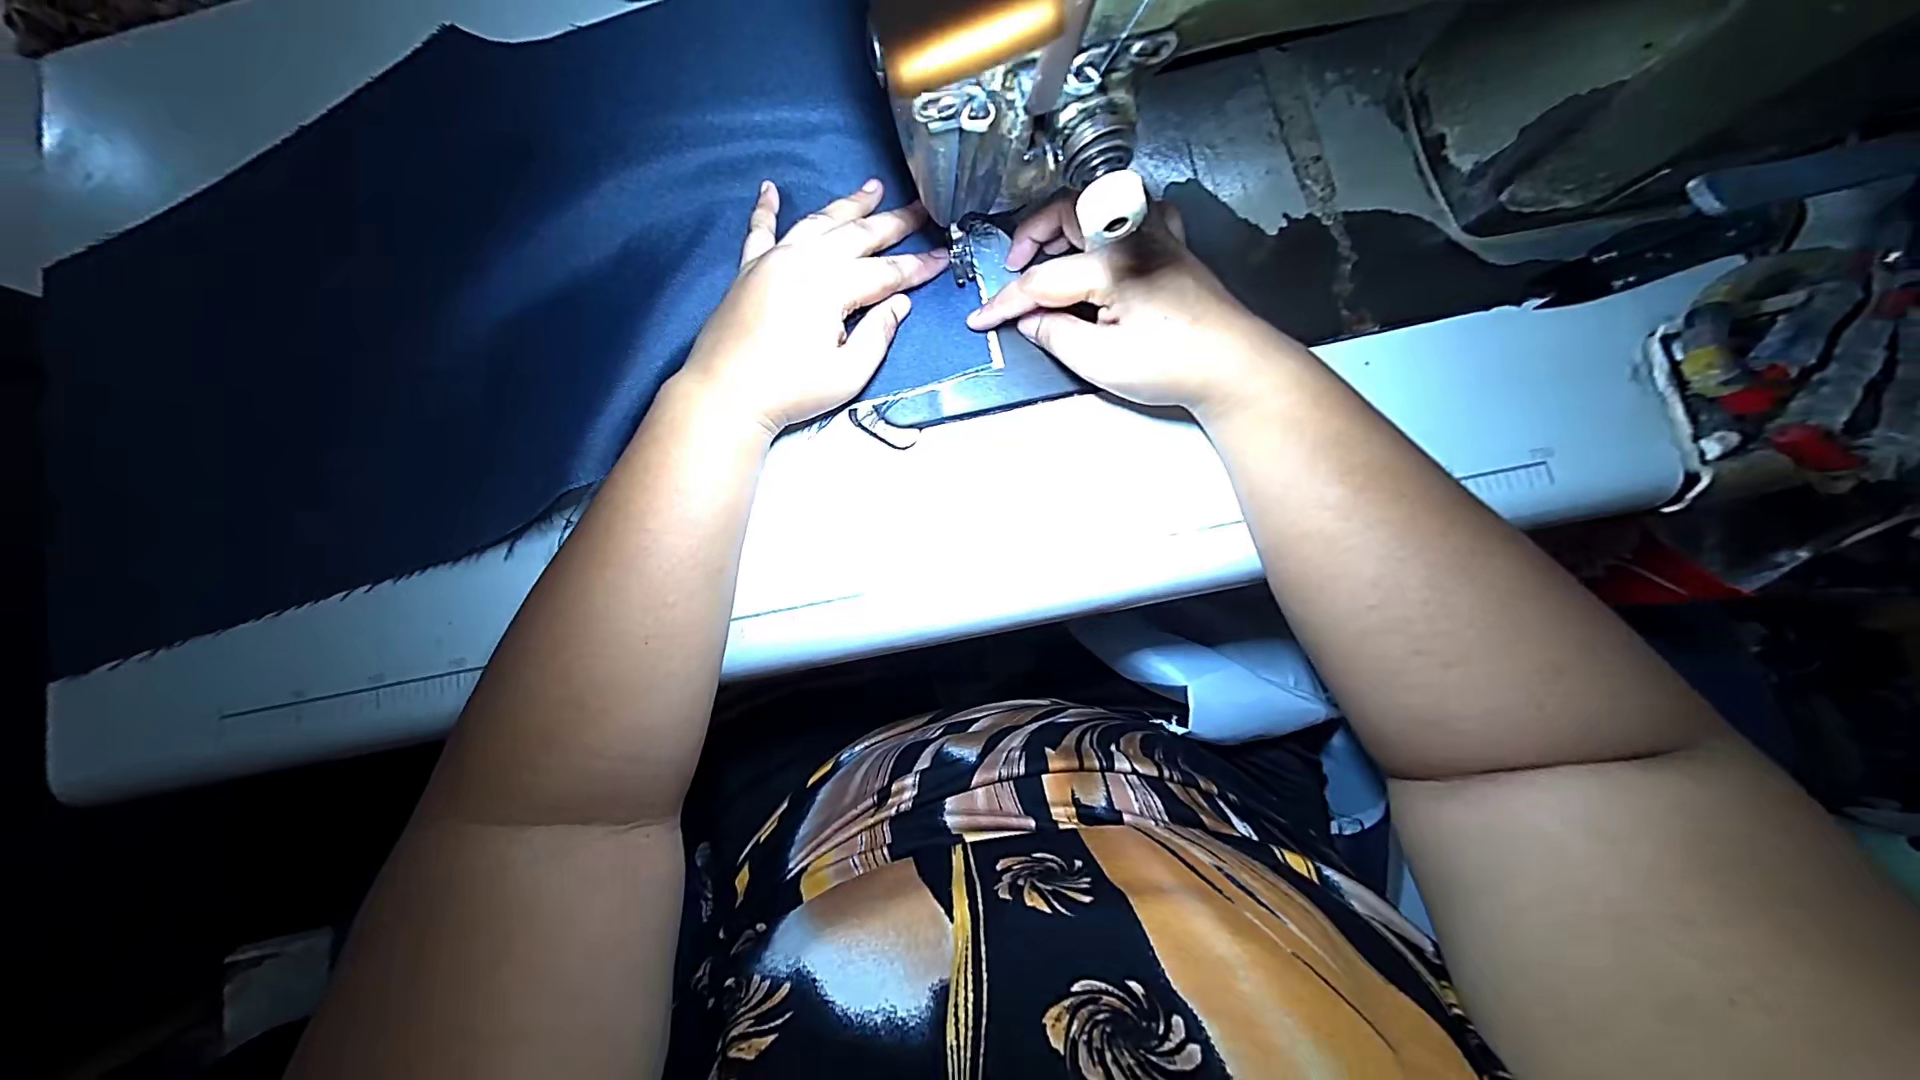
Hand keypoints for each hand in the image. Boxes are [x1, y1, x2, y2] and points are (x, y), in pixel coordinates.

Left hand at [679, 179, 948, 435]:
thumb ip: (878, 335)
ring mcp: (772, 260)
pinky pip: (759, 230)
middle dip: (893, 222)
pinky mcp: (747, 270)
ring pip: (817, 222)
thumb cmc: (791, 390)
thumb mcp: (848, 373)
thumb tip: (900, 304)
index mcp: (831, 286)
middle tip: (921, 209)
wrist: (725, 395)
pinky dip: (766, 209)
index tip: (943, 256)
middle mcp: (803, 261)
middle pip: (857, 235)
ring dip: (847, 205)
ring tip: (872, 188)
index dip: (918, 266)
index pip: (886, 272)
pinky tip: (769, 189)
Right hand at [967, 195, 1309, 419]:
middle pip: (1065, 213)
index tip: (979, 319)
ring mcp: (1158, 234)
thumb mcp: (1098, 361)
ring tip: (1050, 253)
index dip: (1004, 303)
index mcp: (1109, 262)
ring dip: (1066, 223)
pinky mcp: (1174, 246)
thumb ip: (1053, 335)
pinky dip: (1111, 222)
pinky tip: (1107, 243)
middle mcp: (1132, 234)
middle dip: (1030, 237)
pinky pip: (1137, 214)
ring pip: (1099, 204)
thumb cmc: (1170, 365)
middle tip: (1013, 268)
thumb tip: (1029, 320)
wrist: (1233, 367)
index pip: (1041, 280)